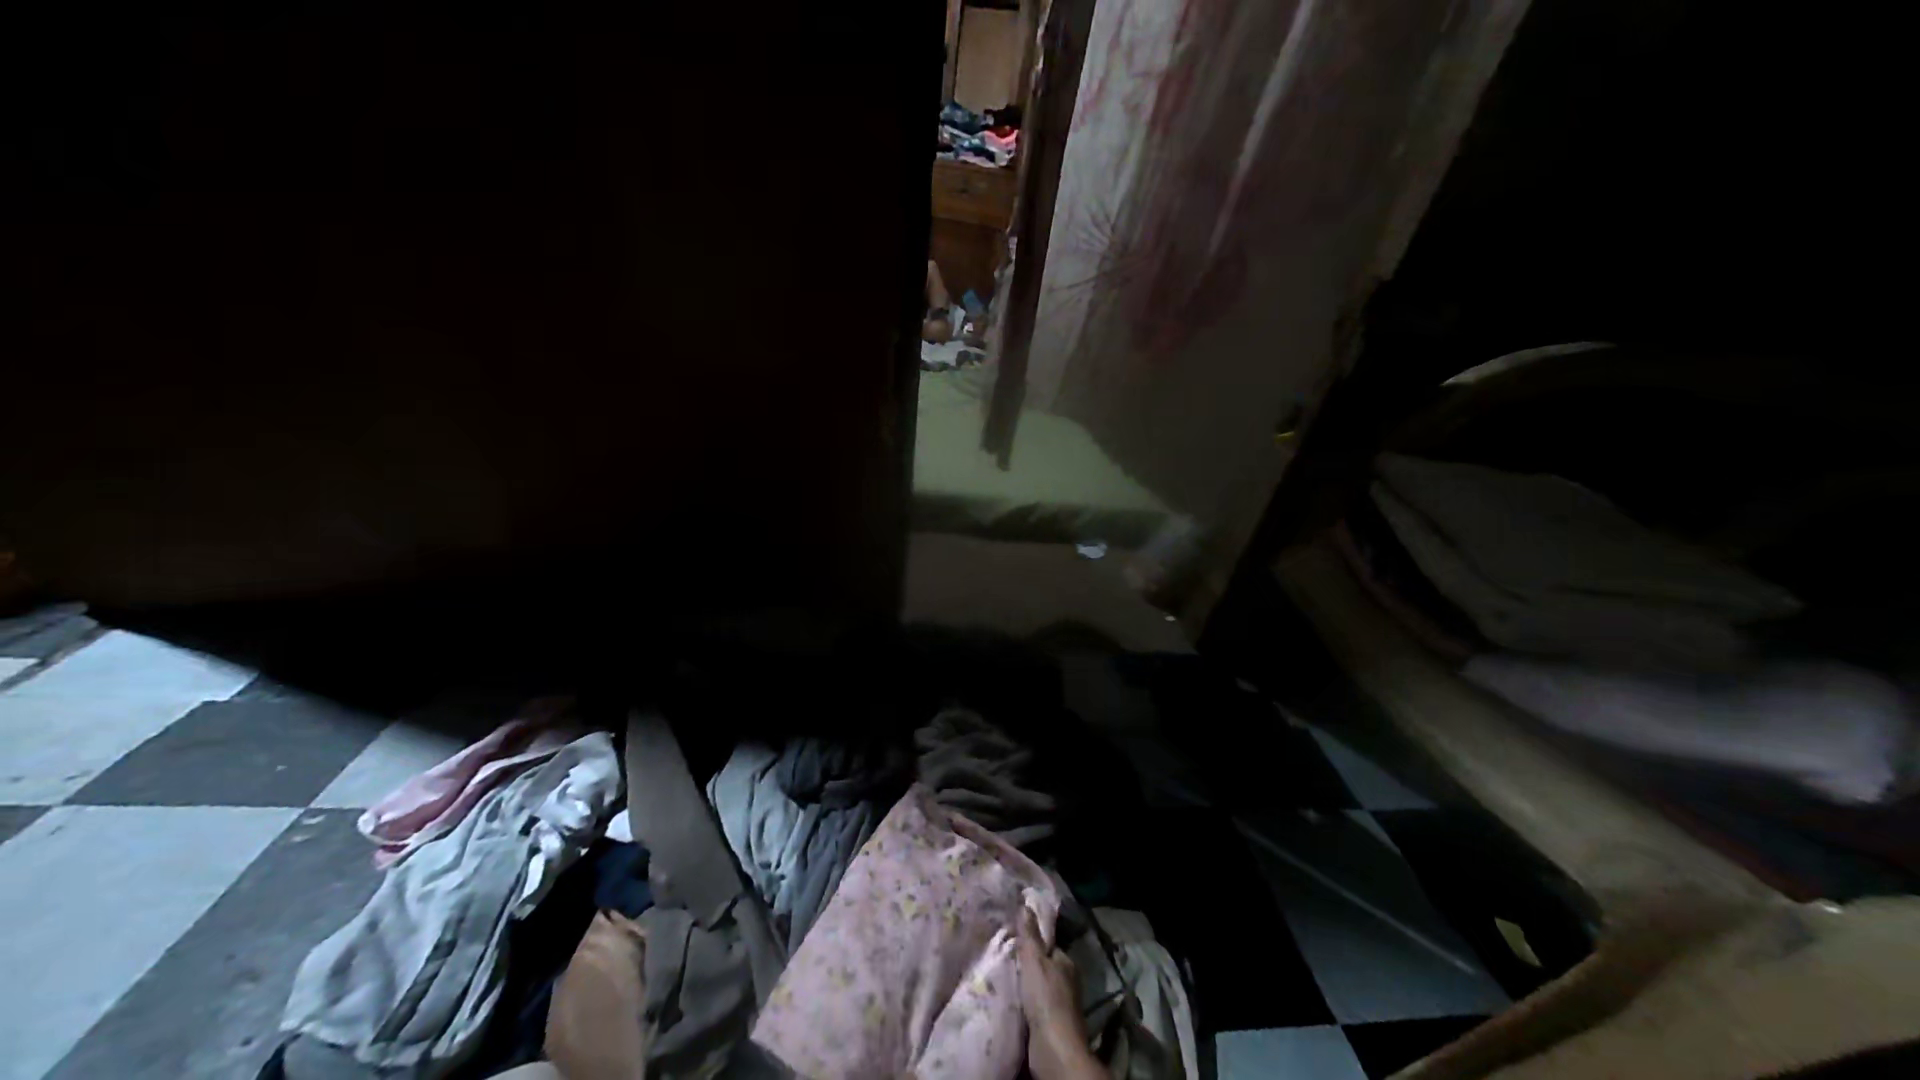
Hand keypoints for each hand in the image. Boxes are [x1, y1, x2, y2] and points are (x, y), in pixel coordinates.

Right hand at [1018, 908, 1102, 1079]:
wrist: (1054, 1048)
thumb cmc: (1045, 998)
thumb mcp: (1034, 960)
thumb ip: (1030, 934)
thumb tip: (1026, 903)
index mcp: (1066, 963)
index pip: (1048, 946)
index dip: (1032, 941)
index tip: (1012, 938)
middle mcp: (1067, 981)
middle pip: (1044, 966)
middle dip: (1027, 964)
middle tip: (1002, 957)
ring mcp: (1060, 1004)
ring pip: (1039, 987)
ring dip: (1024, 985)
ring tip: (1001, 977)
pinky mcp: (1051, 1024)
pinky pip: (1035, 1006)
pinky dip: (1024, 1003)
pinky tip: (1010, 1000)